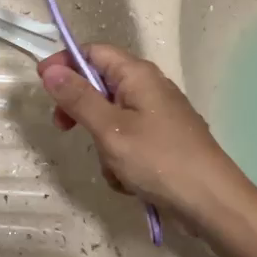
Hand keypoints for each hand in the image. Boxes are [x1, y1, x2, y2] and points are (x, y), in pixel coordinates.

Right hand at [38, 44, 249, 222]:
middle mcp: (150, 88)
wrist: (213, 204)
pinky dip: (121, 159)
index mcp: (138, 75)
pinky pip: (128, 141)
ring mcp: (159, 117)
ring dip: (103, 143)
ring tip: (113, 167)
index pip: (94, 52)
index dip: (66, 63)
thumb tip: (50, 70)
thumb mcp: (110, 129)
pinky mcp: (164, 142)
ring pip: (112, 119)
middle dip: (81, 109)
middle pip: (101, 85)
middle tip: (63, 128)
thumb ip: (78, 98)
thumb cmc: (160, 160)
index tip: (43, 84)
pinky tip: (129, 181)